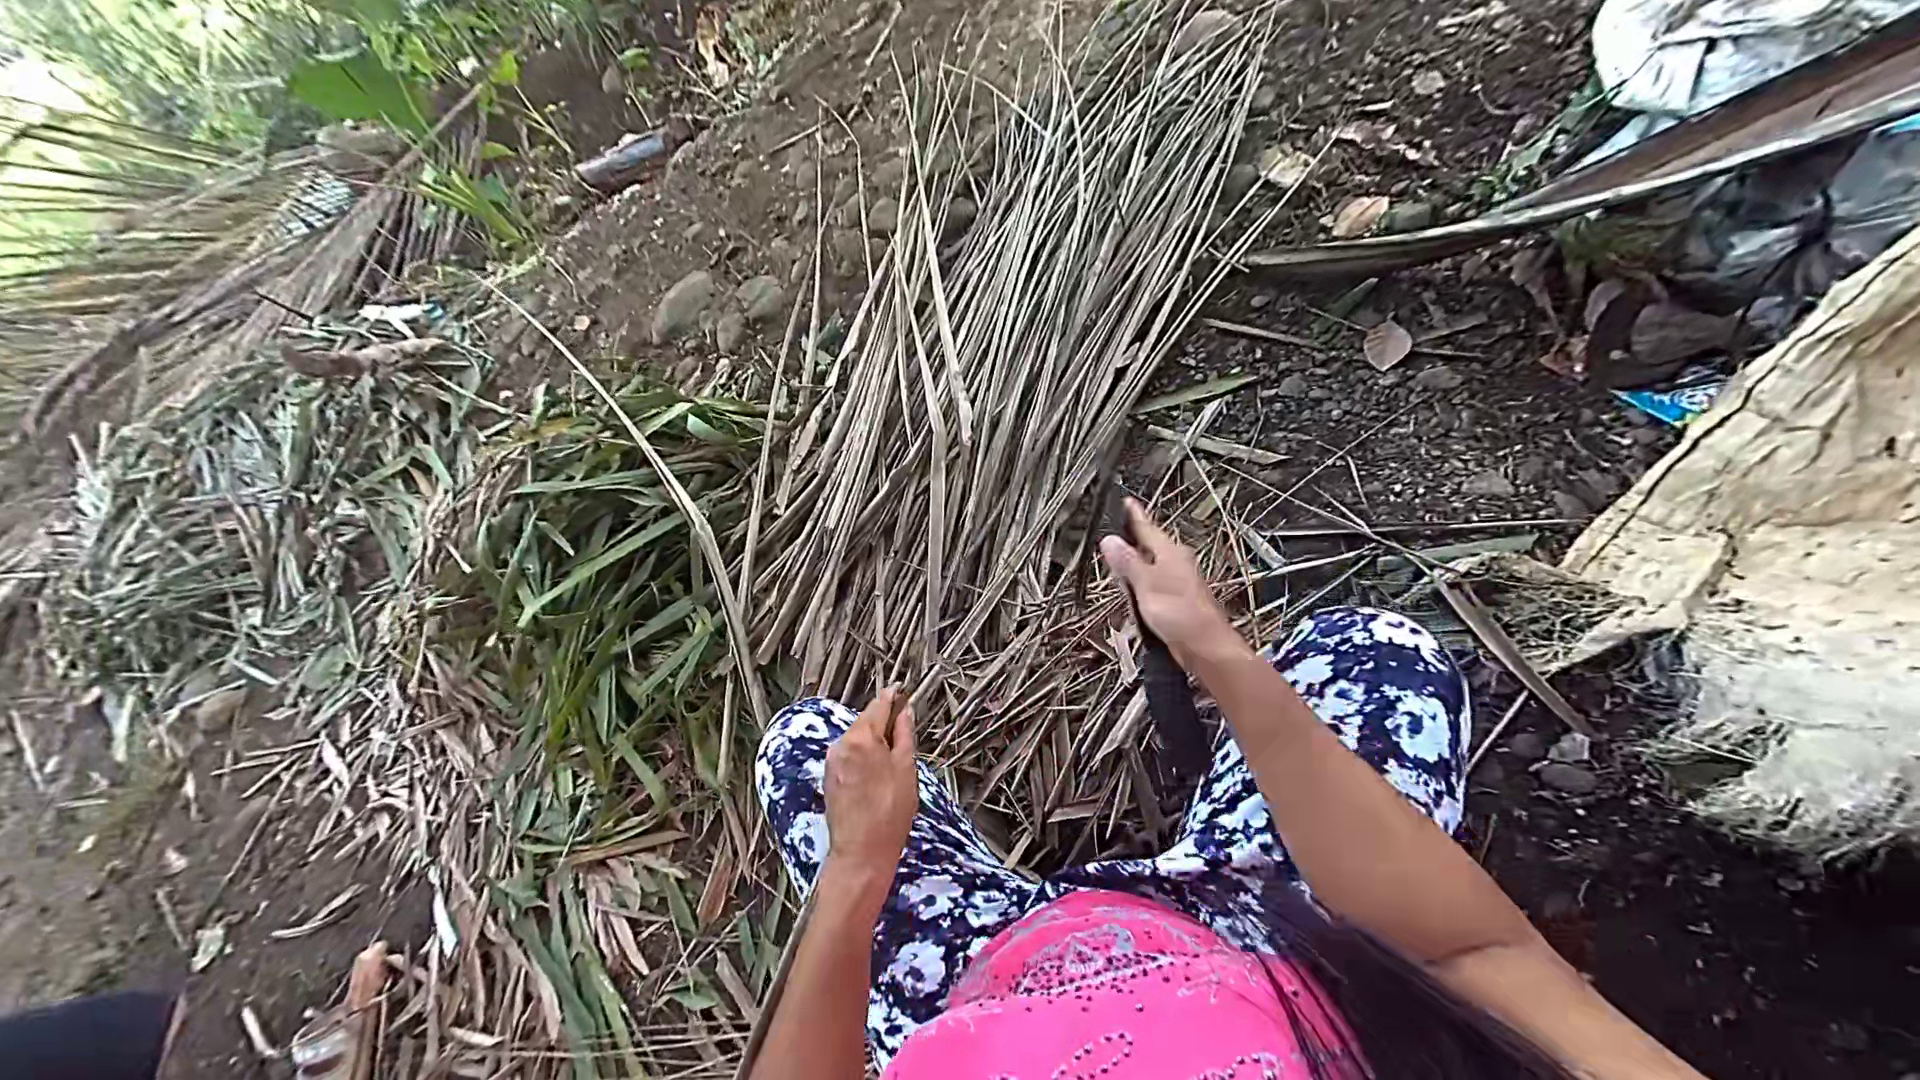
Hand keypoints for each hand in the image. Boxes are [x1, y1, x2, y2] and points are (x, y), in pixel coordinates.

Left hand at [824, 687, 918, 878]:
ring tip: (892, 767)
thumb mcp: (906, 767)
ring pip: (857, 739)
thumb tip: (904, 713)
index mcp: (862, 737)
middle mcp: (841, 744)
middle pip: (866, 721)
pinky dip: (863, 758)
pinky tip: (877, 778)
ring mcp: (832, 761)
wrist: (861, 852)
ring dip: (874, 743)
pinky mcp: (829, 777)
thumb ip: (904, 735)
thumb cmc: (888, 813)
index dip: (893, 698)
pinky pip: (849, 756)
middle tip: (904, 740)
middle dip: (884, 726)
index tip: (901, 693)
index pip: (879, 704)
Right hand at [1099, 498, 1246, 670]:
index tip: (1125, 501)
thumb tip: (1110, 540)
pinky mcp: (1177, 600)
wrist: (1205, 647)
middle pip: (1149, 545)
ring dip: (1136, 563)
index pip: (1147, 527)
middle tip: (1118, 528)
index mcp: (1170, 553)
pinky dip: (1141, 583)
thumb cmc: (1183, 615)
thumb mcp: (1146, 584)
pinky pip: (1154, 584)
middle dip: (1132, 539)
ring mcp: (1178, 582)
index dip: (1134, 515)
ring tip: (1121, 559)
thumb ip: (1127, 562)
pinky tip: (1136, 592)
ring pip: (1151, 565)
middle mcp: (1177, 563)